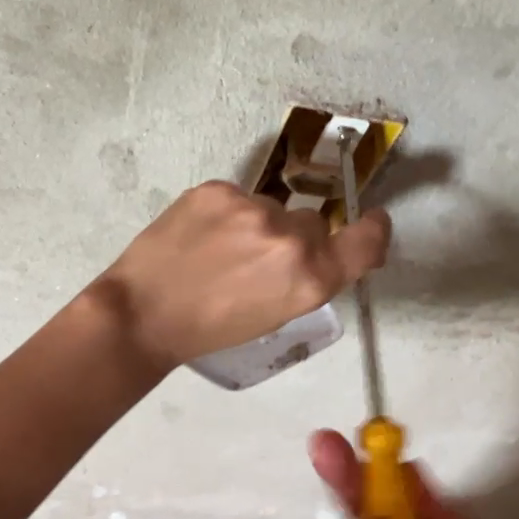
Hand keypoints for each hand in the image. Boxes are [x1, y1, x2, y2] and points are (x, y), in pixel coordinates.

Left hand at [97, 181, 389, 367]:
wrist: (144, 313)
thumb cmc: (210, 329)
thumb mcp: (274, 315)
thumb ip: (304, 279)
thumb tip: (313, 252)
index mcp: (310, 279)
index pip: (365, 242)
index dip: (374, 230)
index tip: (373, 221)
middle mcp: (290, 238)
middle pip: (313, 223)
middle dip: (294, 238)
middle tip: (257, 262)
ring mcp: (252, 208)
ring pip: (271, 207)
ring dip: (255, 224)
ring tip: (218, 251)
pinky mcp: (217, 190)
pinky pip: (236, 197)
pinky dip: (224, 213)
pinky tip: (199, 237)